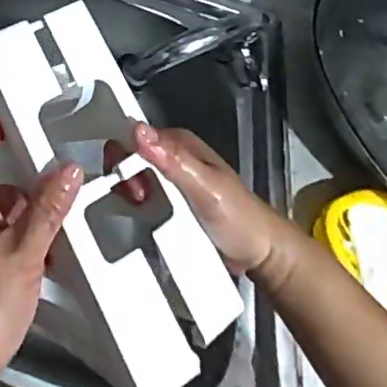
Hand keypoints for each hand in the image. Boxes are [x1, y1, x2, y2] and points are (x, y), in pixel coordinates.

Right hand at [108, 122, 300, 284]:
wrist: (265, 258)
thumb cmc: (239, 219)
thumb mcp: (206, 188)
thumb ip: (173, 159)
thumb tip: (137, 129)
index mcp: (177, 141)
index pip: (131, 134)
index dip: (122, 154)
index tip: (128, 183)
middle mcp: (169, 154)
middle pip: (127, 155)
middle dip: (124, 177)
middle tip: (137, 201)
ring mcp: (169, 178)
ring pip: (129, 175)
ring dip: (127, 193)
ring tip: (140, 211)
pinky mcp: (167, 200)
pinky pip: (138, 195)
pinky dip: (133, 204)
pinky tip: (140, 216)